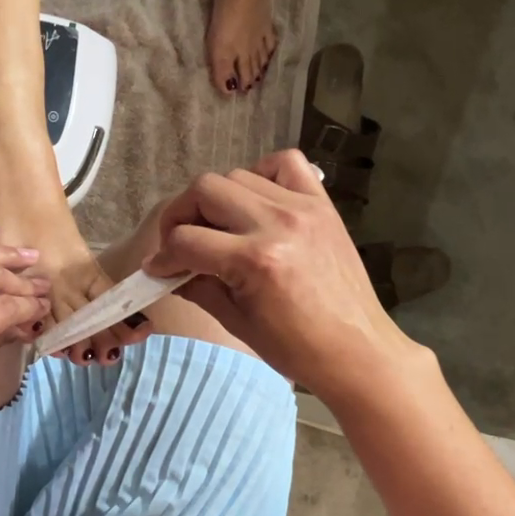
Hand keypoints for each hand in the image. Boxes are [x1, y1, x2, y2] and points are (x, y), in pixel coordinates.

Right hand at [142, 149, 427, 405]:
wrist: (355, 350)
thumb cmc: (294, 348)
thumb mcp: (234, 321)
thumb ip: (196, 286)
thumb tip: (165, 270)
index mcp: (253, 261)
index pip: (185, 240)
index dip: (163, 257)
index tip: (158, 271)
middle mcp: (277, 223)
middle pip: (204, 190)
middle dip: (180, 216)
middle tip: (180, 244)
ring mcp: (303, 209)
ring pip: (237, 175)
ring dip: (216, 201)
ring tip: (218, 229)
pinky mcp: (322, 205)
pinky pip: (284, 165)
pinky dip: (261, 175)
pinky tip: (255, 204)